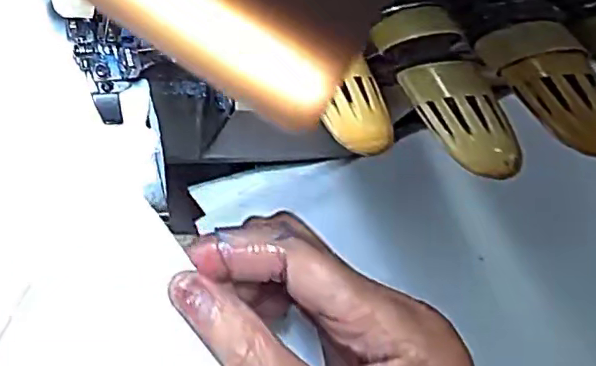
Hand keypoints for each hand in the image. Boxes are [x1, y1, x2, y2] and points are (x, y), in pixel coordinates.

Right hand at [169, 212, 472, 365]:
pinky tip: (247, 321)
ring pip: (296, 269)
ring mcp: (388, 331)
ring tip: (214, 306)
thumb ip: (253, 347)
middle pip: (295, 248)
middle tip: (194, 281)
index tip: (191, 264)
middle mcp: (401, 319)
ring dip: (247, 281)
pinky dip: (269, 304)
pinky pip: (307, 299)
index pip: (296, 251)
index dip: (234, 250)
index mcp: (403, 328)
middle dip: (236, 260)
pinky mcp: (372, 347)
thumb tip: (195, 293)